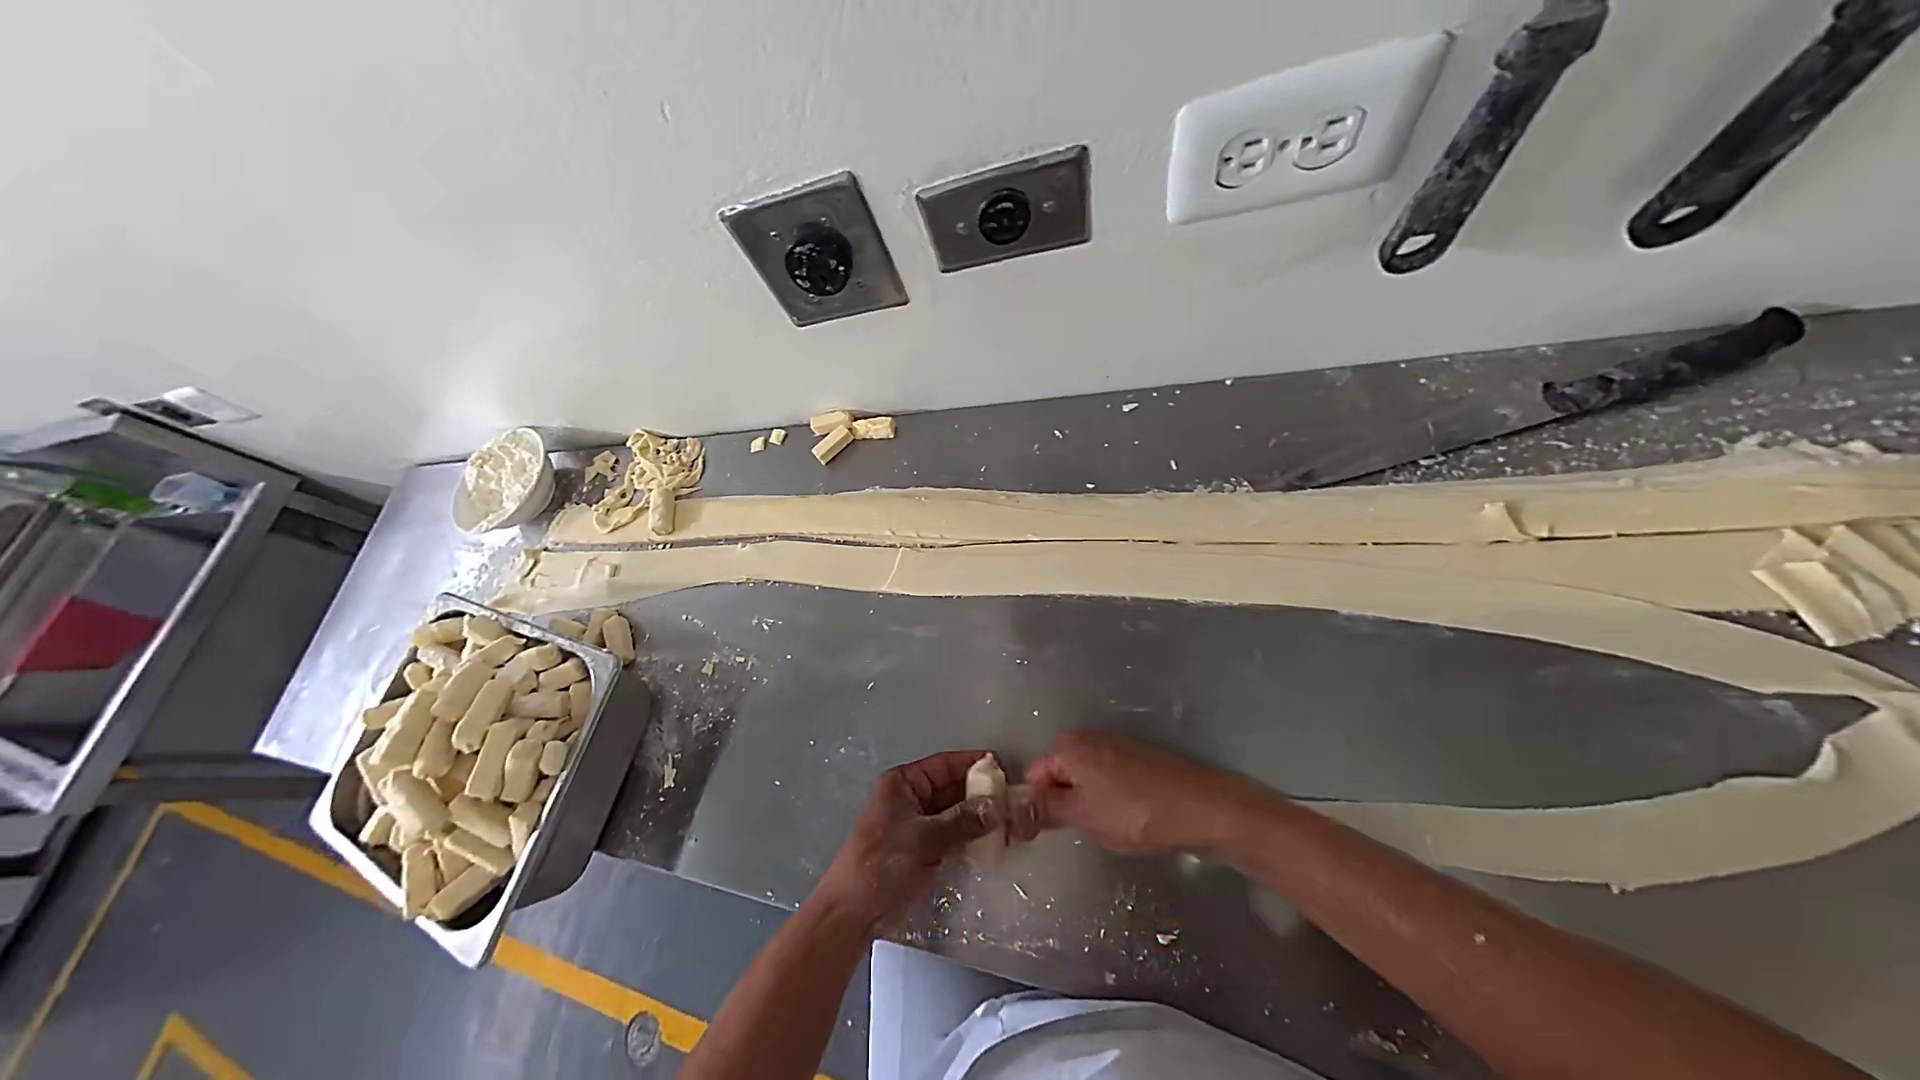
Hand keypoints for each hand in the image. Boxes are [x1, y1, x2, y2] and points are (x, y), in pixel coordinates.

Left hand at [812, 750, 1000, 931]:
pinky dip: (969, 835)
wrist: (851, 913)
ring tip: (1010, 820)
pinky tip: (992, 841)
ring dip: (978, 816)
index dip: (974, 764)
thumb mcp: (924, 839)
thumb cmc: (882, 865)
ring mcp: (915, 824)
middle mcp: (910, 798)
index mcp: (903, 784)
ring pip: (954, 812)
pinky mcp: (920, 848)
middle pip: (952, 787)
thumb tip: (998, 806)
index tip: (1006, 770)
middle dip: (981, 793)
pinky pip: (951, 833)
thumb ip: (963, 820)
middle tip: (1015, 801)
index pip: (945, 764)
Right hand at [1028, 731, 1267, 852]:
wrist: (1201, 808)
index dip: (1036, 807)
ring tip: (1109, 826)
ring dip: (1088, 802)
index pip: (1033, 778)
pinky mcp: (1138, 758)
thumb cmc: (1134, 812)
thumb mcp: (1081, 815)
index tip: (1046, 834)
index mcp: (1068, 747)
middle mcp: (1088, 737)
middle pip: (1058, 775)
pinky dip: (1110, 797)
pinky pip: (1108, 778)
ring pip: (1084, 778)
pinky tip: (1129, 817)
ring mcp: (1116, 745)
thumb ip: (1042, 809)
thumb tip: (1010, 807)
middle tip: (1082, 830)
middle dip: (1063, 804)